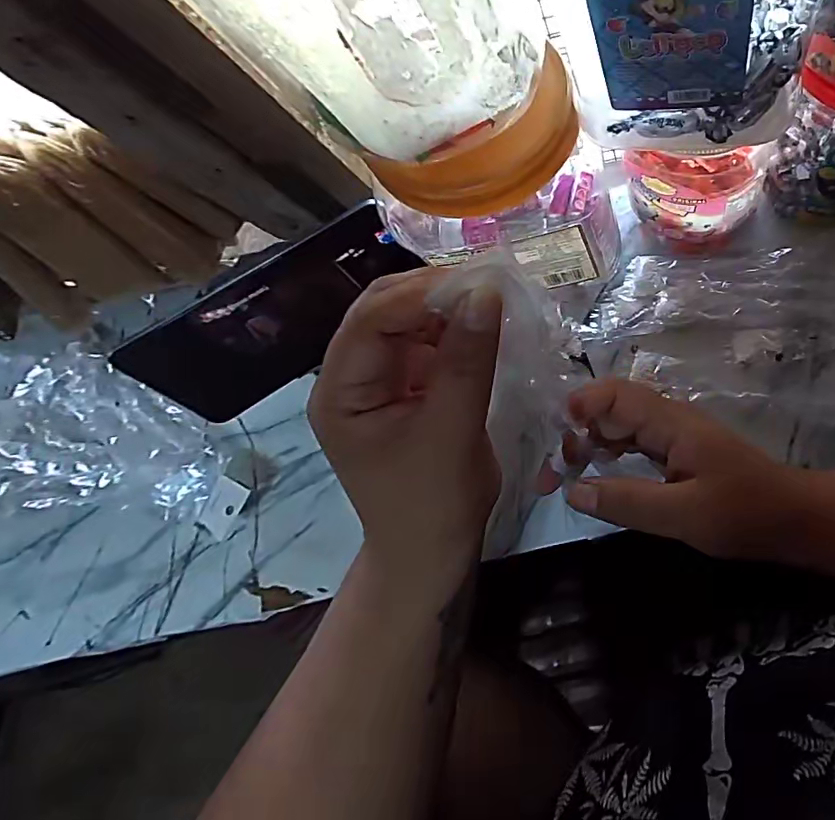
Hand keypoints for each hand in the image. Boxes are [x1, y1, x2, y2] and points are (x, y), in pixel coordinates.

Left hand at [309, 270, 501, 582]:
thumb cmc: (432, 504)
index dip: (420, 293)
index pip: (370, 320)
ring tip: (494, 296)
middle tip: (489, 282)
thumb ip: (467, 359)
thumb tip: (486, 292)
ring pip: (410, 320)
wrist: (432, 554)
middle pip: (385, 311)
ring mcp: (381, 379)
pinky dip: (458, 328)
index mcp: (340, 391)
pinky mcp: (409, 385)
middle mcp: (353, 376)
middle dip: (434, 292)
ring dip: (450, 306)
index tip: (478, 281)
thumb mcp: (453, 431)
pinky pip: (432, 341)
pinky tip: (487, 322)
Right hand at [560, 380, 804, 559]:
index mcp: (671, 423)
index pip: (616, 395)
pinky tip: (598, 475)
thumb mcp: (683, 514)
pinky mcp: (679, 454)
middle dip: (576, 431)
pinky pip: (635, 444)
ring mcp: (675, 436)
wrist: (794, 519)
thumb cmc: (744, 513)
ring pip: (622, 426)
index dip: (581, 406)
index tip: (554, 438)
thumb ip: (627, 501)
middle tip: (552, 473)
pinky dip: (610, 455)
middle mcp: (669, 420)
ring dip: (590, 444)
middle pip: (612, 409)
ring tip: (565, 475)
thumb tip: (573, 491)